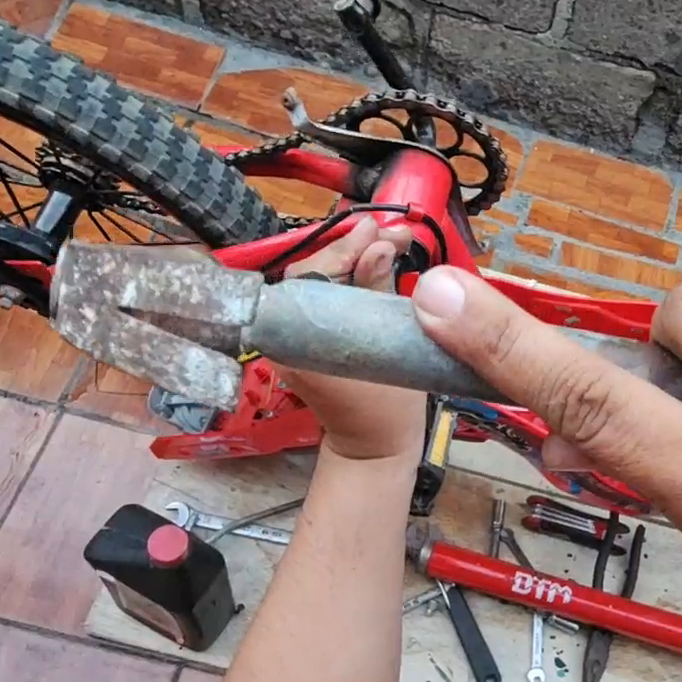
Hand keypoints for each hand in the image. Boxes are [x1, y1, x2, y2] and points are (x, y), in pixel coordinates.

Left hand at [281, 219, 428, 461]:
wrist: (374, 452)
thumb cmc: (386, 411)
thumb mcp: (391, 350)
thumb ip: (379, 294)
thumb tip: (378, 246)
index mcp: (295, 337)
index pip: (309, 275)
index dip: (344, 249)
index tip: (377, 230)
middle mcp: (288, 332)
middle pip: (314, 273)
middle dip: (354, 248)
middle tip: (392, 232)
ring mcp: (300, 334)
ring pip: (324, 281)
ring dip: (358, 258)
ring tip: (394, 241)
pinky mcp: (316, 336)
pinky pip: (332, 296)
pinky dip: (357, 276)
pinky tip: (382, 260)